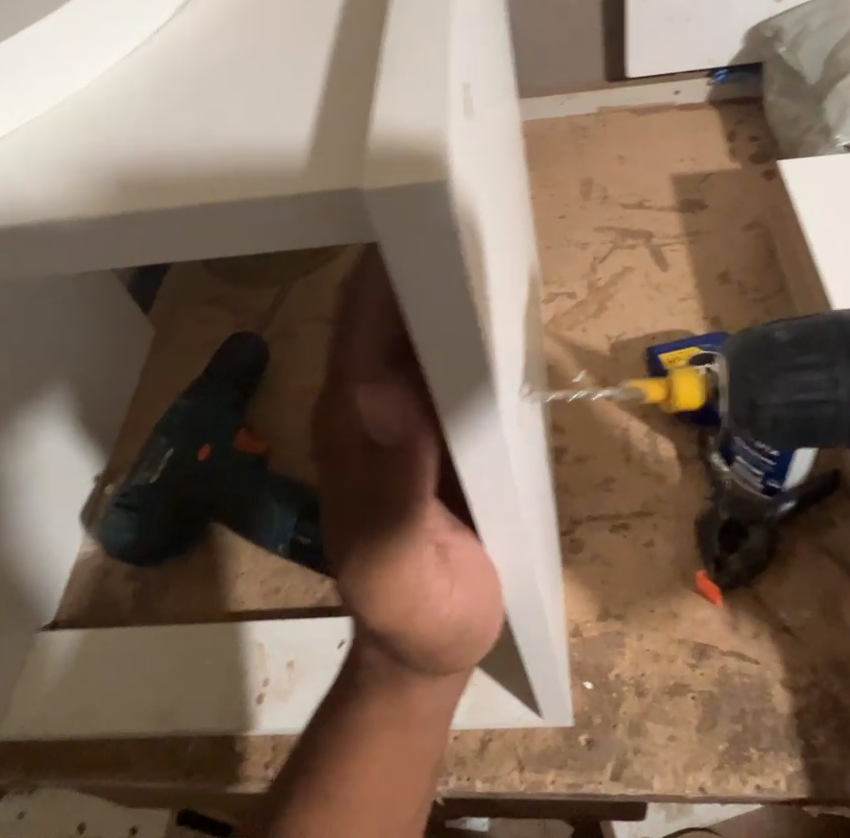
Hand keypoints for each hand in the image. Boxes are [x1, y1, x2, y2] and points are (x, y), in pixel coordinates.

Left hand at [313, 250, 503, 679]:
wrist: (430, 646)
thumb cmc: (415, 611)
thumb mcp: (399, 567)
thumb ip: (392, 490)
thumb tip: (384, 394)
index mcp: (353, 426)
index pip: (359, 330)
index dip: (382, 273)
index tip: (418, 211)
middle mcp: (371, 406)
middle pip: (386, 319)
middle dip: (417, 262)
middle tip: (466, 204)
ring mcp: (404, 415)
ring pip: (417, 335)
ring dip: (444, 288)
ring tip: (485, 237)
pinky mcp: (437, 427)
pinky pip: (447, 364)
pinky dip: (467, 329)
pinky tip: (496, 308)